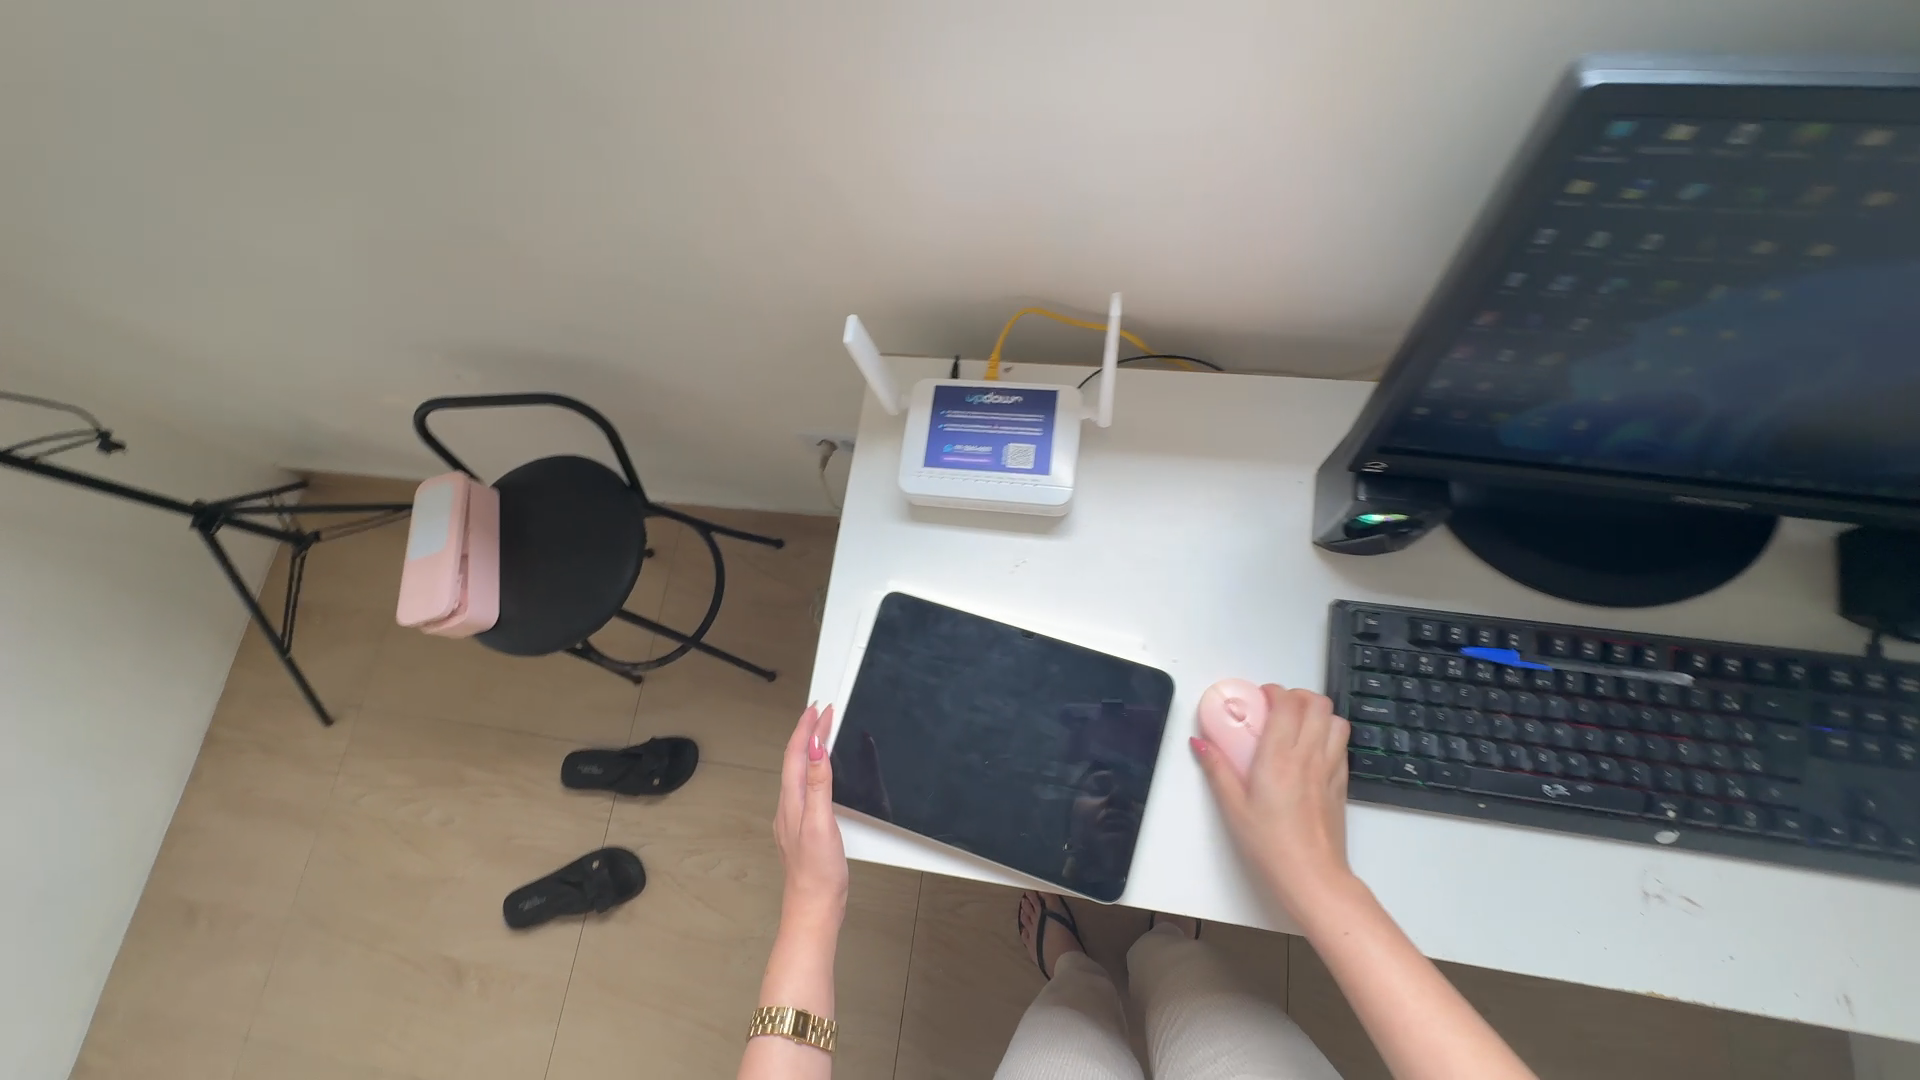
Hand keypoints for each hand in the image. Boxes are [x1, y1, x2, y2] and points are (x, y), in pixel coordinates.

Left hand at [775, 703, 848, 929]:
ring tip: (821, 733)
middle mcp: (789, 806)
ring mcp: (794, 818)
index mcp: (792, 801)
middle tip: (823, 713)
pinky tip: (822, 775)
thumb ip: (818, 784)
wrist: (813, 909)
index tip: (819, 709)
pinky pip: (805, 787)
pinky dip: (814, 770)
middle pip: (796, 760)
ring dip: (810, 750)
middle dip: (808, 733)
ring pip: (800, 773)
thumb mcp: (820, 823)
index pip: (797, 754)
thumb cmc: (817, 873)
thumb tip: (816, 748)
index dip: (807, 729)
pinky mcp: (803, 828)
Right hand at [1192, 684, 1353, 919]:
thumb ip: (1216, 769)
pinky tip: (1311, 750)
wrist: (1313, 877)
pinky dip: (1328, 735)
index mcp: (1279, 757)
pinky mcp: (1342, 783)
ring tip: (1297, 725)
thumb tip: (1199, 743)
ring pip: (1336, 720)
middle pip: (1317, 703)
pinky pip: (1341, 744)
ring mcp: (1331, 768)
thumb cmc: (1268, 843)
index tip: (1259, 698)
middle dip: (1297, 696)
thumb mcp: (1232, 807)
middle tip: (1277, 708)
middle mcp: (1309, 755)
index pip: (1287, 704)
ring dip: (1317, 713)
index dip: (1274, 692)